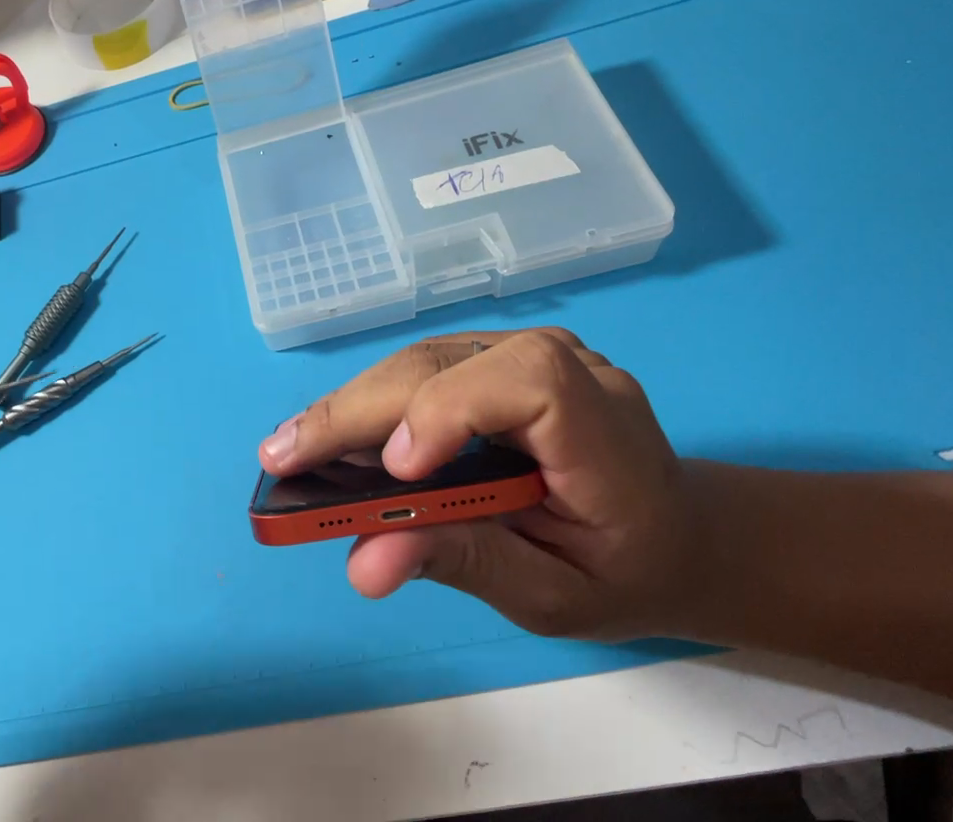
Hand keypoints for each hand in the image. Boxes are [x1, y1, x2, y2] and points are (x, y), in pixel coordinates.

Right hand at [258, 329, 693, 640]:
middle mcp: (569, 369)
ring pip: (421, 359)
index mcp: (603, 432)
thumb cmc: (621, 572)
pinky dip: (371, 403)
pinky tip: (332, 434)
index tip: (397, 471)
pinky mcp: (496, 360)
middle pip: (445, 363)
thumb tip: (363, 564)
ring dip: (351, 404)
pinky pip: (423, 368)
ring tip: (293, 449)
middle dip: (357, 411)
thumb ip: (465, 565)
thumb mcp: (552, 597)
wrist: (669, 532)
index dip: (451, 408)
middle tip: (283, 459)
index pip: (529, 380)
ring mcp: (530, 354)